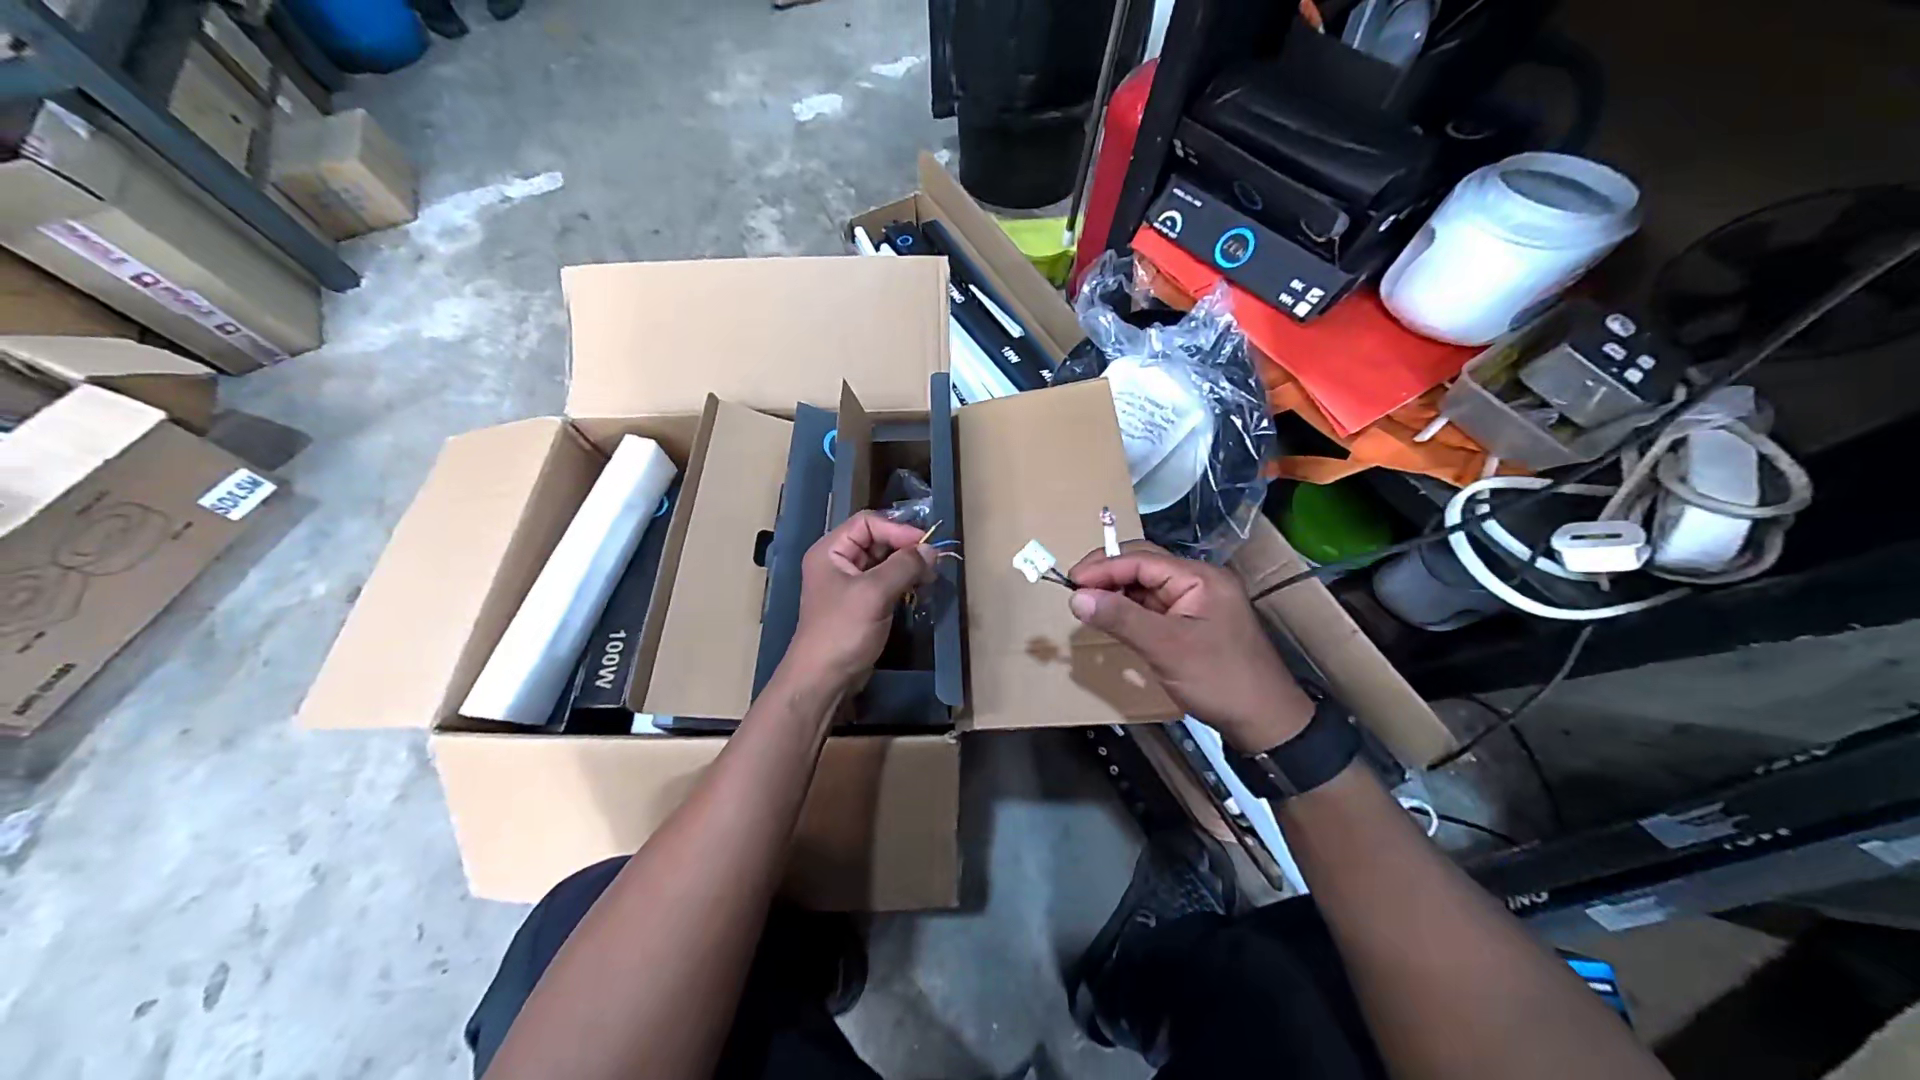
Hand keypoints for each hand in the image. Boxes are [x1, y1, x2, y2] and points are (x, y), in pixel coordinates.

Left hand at [779, 511, 936, 695]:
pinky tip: (919, 589)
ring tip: (929, 577)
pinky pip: (885, 583)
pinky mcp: (860, 605)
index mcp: (830, 550)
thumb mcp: (875, 593)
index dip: (897, 529)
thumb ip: (904, 566)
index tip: (925, 545)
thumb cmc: (843, 630)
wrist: (823, 679)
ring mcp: (848, 585)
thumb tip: (931, 551)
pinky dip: (903, 583)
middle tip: (932, 562)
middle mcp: (837, 562)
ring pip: (883, 563)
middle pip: (876, 540)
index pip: (868, 523)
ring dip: (907, 566)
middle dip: (905, 548)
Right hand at [1067, 544, 1313, 752]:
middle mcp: (1199, 582)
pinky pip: (1153, 608)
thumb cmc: (1220, 679)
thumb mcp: (1166, 647)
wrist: (1266, 721)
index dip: (1103, 567)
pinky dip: (1130, 611)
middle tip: (1075, 591)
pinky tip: (1111, 619)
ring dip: (1117, 593)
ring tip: (1086, 604)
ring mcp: (1196, 603)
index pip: (1142, 559)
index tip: (1070, 582)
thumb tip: (1077, 597)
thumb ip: (1121, 618)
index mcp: (1200, 578)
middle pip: (1144, 566)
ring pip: (1146, 587)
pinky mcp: (1192, 624)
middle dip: (1108, 575)